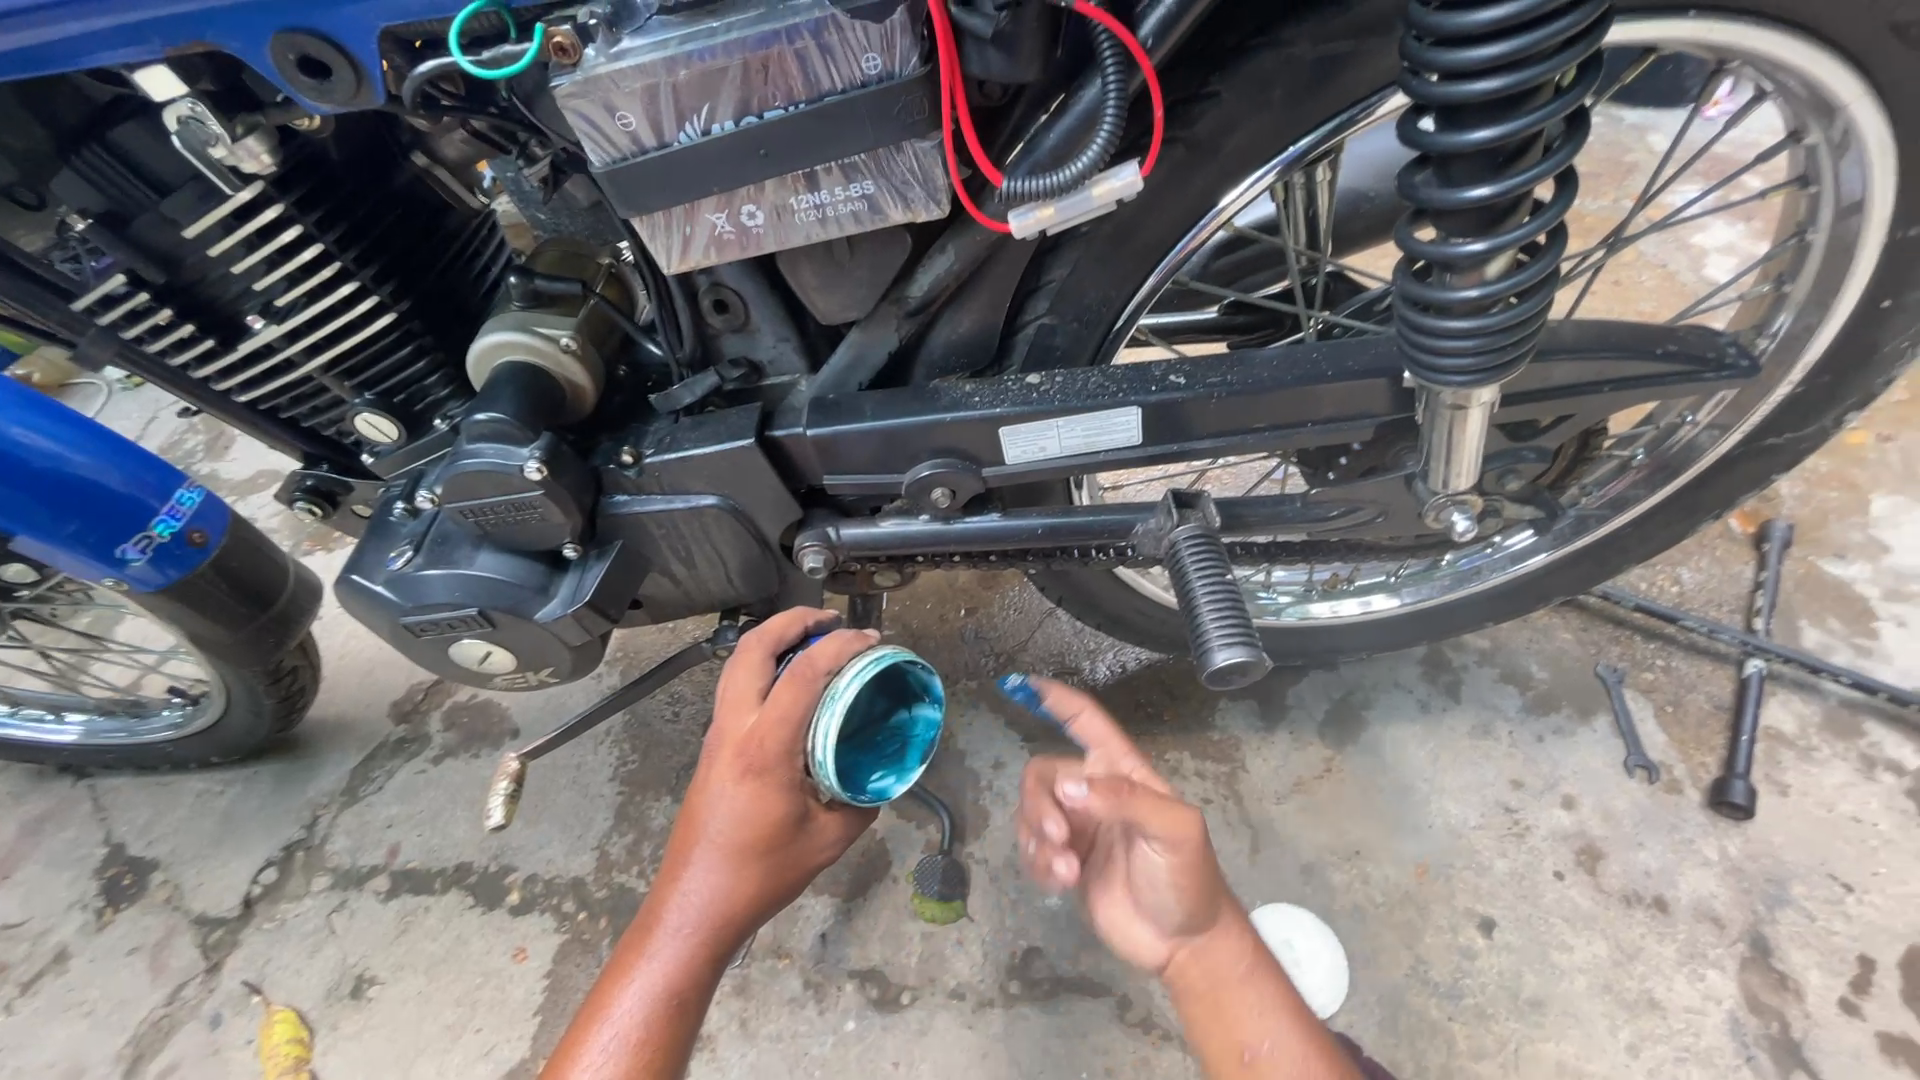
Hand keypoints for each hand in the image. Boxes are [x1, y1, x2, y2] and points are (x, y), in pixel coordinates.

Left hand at [651, 608, 881, 944]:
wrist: (695, 906)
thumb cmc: (760, 874)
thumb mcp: (828, 841)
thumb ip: (860, 801)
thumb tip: (877, 777)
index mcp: (766, 746)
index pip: (804, 672)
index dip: (842, 645)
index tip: (872, 641)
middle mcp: (734, 728)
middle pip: (753, 647)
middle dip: (792, 620)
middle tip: (830, 621)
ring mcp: (716, 735)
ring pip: (737, 663)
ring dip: (773, 639)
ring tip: (811, 642)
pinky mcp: (711, 748)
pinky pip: (735, 688)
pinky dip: (763, 667)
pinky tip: (790, 688)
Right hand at [1014, 676, 1235, 974]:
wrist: (1182, 942)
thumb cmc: (1187, 877)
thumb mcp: (1173, 831)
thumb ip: (1125, 799)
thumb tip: (1068, 788)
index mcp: (1122, 772)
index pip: (1087, 722)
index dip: (1058, 700)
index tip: (1025, 684)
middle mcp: (1095, 792)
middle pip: (1043, 775)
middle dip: (1040, 804)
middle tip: (1058, 839)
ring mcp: (1078, 827)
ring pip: (1032, 812)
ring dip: (1038, 840)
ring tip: (1066, 872)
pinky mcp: (1066, 861)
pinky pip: (1032, 849)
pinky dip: (1037, 864)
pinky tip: (1060, 885)